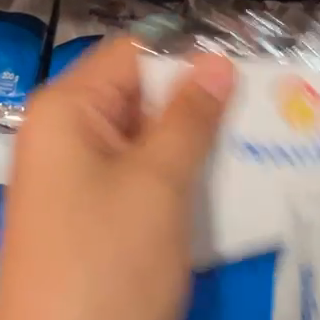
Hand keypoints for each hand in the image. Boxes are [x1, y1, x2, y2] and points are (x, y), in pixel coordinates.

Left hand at [0, 36, 235, 319]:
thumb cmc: (105, 266)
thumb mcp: (157, 186)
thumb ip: (189, 118)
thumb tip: (217, 61)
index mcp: (65, 107)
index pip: (131, 54)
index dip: (185, 60)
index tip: (243, 81)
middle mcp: (61, 132)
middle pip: (136, 96)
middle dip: (193, 108)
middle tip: (258, 121)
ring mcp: (70, 178)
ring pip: (140, 141)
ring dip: (188, 149)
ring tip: (249, 157)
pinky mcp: (84, 218)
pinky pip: (133, 179)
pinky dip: (171, 182)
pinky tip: (214, 197)